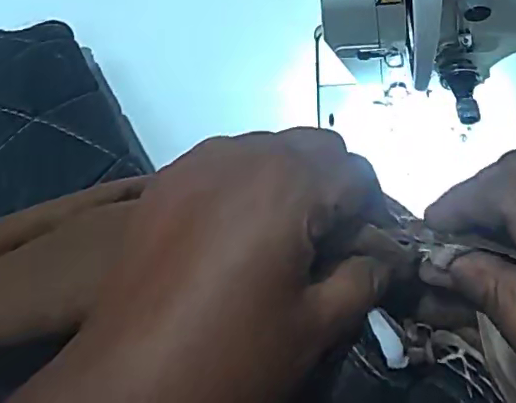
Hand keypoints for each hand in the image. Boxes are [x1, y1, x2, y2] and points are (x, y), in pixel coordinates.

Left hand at [15, 129, 389, 402]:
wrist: (130, 372)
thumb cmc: (231, 350)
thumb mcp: (312, 326)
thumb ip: (360, 279)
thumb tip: (385, 256)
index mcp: (289, 182)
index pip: (356, 170)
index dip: (371, 209)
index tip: (365, 249)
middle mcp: (246, 152)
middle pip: (313, 144)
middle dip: (332, 182)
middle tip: (327, 240)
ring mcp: (201, 157)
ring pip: (267, 144)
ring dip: (287, 176)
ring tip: (279, 235)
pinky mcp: (169, 173)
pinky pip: (223, 157)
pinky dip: (243, 179)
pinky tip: (233, 228)